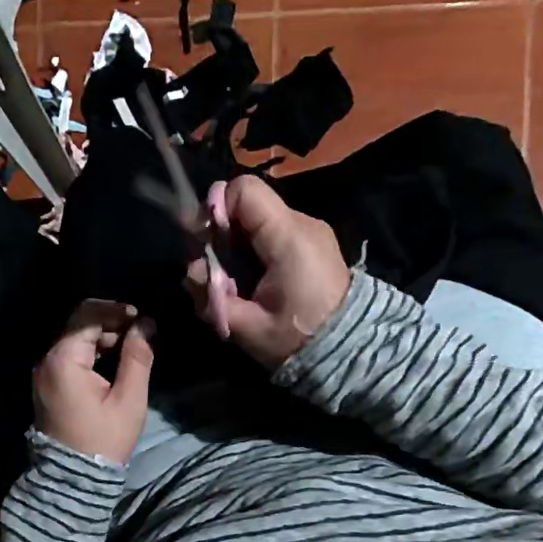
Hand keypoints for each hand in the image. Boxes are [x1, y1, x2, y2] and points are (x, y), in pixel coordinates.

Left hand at [33, 300, 154, 464]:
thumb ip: (137, 357)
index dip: (116, 311)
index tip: (142, 318)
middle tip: (140, 334)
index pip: (88, 316)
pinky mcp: (47, 384)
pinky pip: (69, 356)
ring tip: (131, 349)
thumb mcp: (129, 399)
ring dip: (102, 338)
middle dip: (111, 323)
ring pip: (74, 339)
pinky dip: (91, 352)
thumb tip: (146, 325)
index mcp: (64, 360)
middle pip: (79, 325)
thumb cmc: (105, 438)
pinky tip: (114, 362)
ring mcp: (44, 372)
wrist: (74, 478)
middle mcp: (46, 360)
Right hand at [184, 176, 350, 368]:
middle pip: (245, 207)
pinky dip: (255, 255)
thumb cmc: (297, 340)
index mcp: (288, 237)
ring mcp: (310, 233)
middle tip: (214, 274)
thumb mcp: (246, 326)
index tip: (205, 245)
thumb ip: (212, 294)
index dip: (215, 211)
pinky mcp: (313, 246)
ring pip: (256, 223)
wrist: (350, 351)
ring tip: (235, 287)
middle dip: (220, 237)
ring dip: (236, 250)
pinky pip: (273, 235)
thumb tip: (192, 270)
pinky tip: (255, 285)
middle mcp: (301, 224)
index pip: (242, 190)